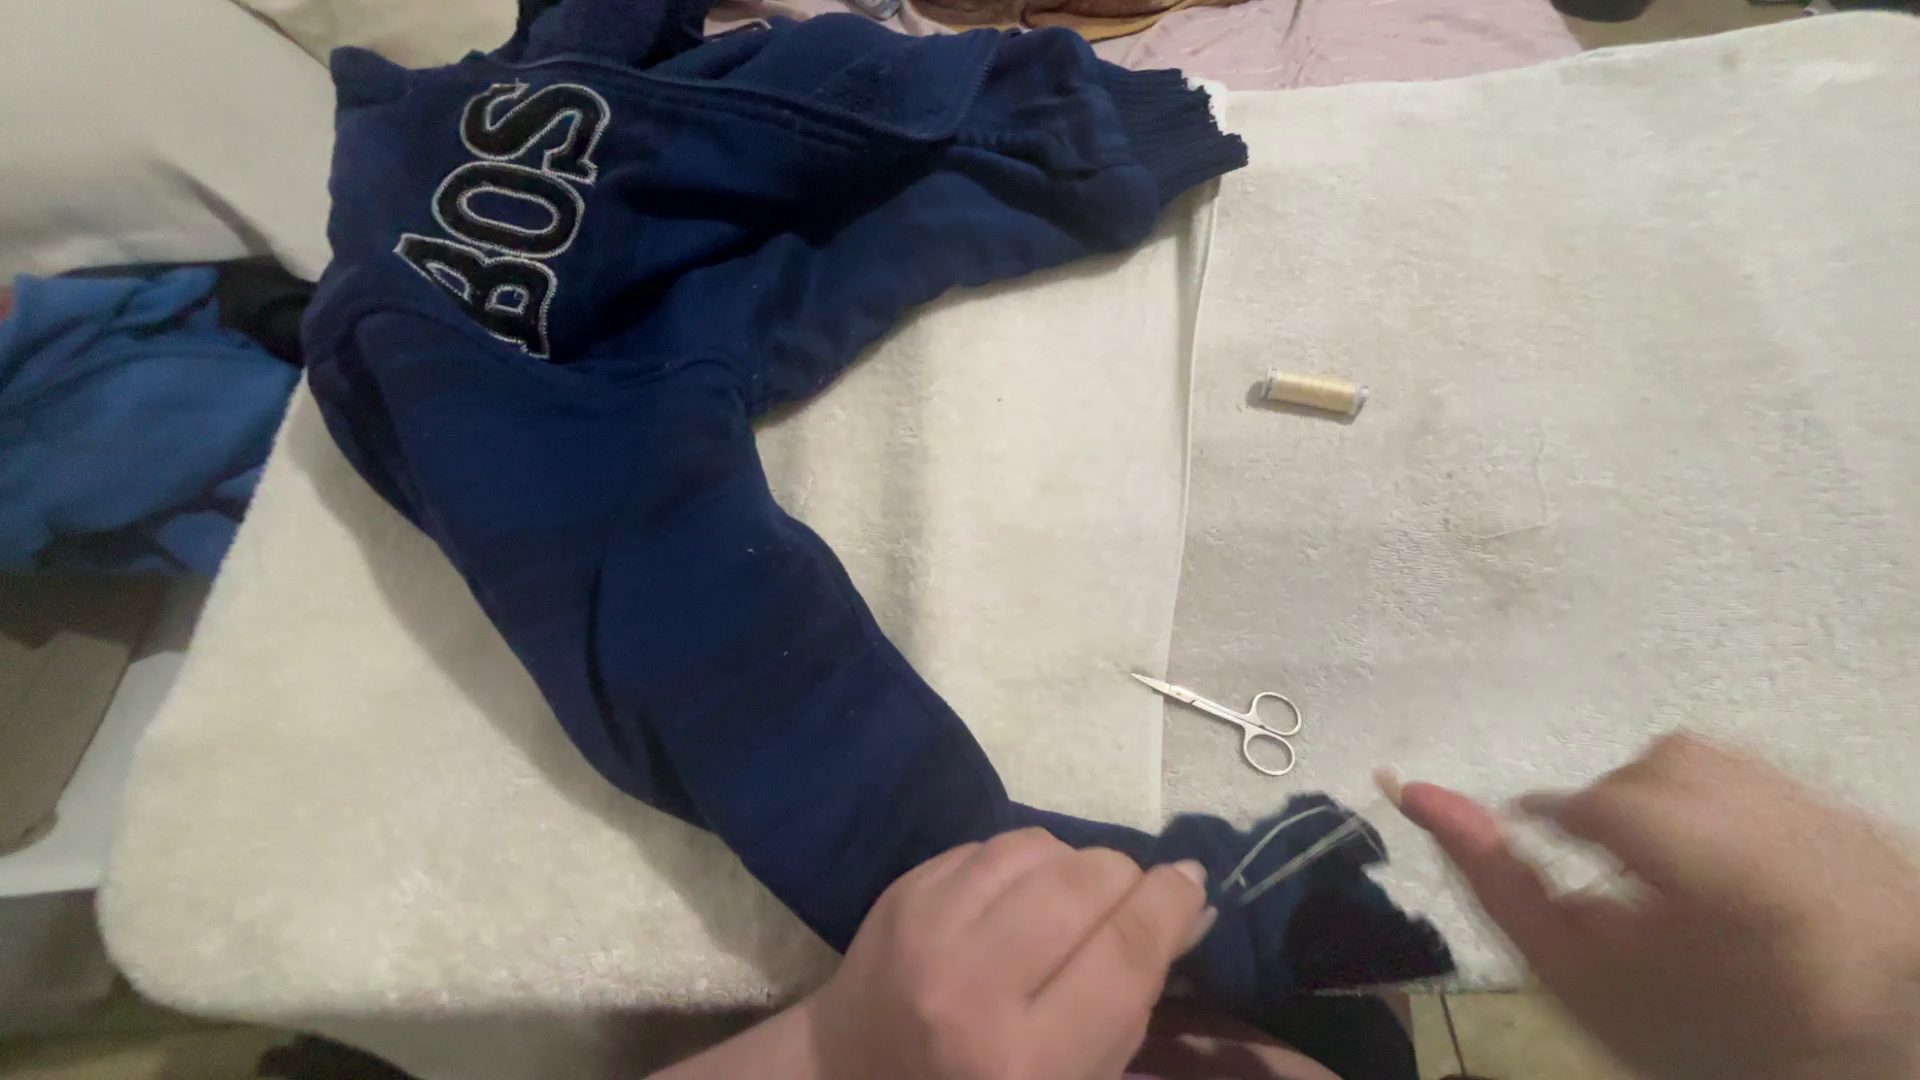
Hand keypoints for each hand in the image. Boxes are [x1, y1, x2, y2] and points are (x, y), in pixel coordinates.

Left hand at [804, 828, 1212, 1079]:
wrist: (857, 1071)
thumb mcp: (1073, 1079)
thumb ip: (1130, 998)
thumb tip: (1186, 904)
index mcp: (1025, 1062)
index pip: (1122, 951)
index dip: (1169, 904)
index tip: (1192, 880)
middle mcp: (972, 986)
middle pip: (1082, 883)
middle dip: (1125, 875)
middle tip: (1133, 891)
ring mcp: (928, 926)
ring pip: (1038, 847)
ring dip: (1074, 861)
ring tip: (1075, 893)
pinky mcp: (905, 888)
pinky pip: (992, 842)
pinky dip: (1025, 857)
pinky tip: (1023, 889)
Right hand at [1397, 733, 1919, 1079]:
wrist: (1815, 1066)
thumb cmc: (1678, 1029)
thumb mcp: (1568, 972)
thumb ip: (1486, 876)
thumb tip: (1410, 788)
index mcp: (1743, 904)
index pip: (1628, 810)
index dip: (1565, 815)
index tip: (1541, 832)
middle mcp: (1821, 862)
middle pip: (1671, 768)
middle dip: (1614, 803)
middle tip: (1604, 857)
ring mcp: (1859, 843)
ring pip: (1715, 755)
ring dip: (1657, 790)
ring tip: (1655, 852)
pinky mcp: (1875, 832)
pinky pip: (1768, 769)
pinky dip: (1714, 793)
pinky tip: (1711, 850)